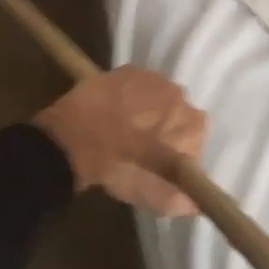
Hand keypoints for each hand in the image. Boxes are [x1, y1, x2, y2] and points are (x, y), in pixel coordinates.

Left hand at [31, 67, 208, 217]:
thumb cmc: (118, 168)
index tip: (161, 166)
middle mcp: (181, 95)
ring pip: (160, 99)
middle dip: (165, 131)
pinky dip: (132, 97)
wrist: (73, 137)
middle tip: (142, 148)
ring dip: (149, 111)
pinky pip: (140, 85)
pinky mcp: (129, 67)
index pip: (195, 143)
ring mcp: (154, 76)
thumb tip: (194, 201)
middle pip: (178, 117)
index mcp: (194, 126)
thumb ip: (182, 201)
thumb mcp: (153, 198)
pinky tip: (116, 110)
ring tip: (127, 129)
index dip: (180, 155)